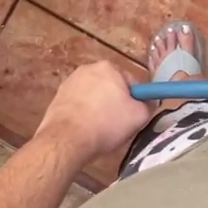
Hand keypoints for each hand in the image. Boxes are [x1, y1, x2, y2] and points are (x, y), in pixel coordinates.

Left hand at [34, 62, 152, 163]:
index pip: (132, 82)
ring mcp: (69, 82)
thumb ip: (149, 105)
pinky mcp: (57, 97)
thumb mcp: (139, 117)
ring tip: (100, 130)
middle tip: (119, 124)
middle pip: (111, 87)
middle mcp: (88, 69)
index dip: (136, 100)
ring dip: (99, 109)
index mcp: (109, 68)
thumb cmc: (106, 124)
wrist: (66, 140)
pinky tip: (85, 130)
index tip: (134, 116)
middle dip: (116, 103)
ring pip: (94, 96)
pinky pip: (79, 105)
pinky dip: (83, 114)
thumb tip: (149, 102)